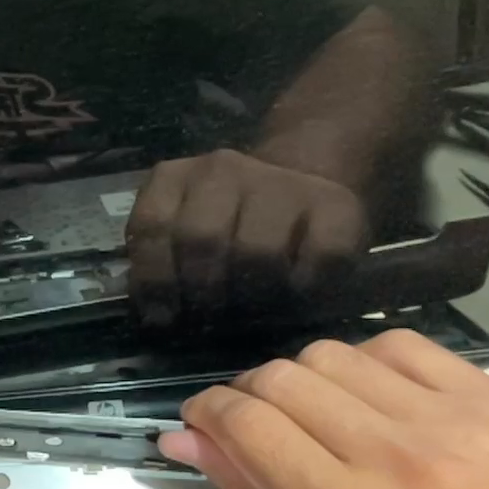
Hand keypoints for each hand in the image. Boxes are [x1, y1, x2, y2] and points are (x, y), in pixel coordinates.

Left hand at [126, 148, 367, 326]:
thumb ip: (160, 262)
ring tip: (249, 312)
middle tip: (210, 317)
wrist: (299, 180)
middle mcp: (221, 171)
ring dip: (252, 295)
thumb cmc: (225, 223)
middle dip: (203, 290)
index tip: (163, 317)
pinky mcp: (336, 203)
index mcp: (173, 178)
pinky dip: (305, 288)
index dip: (155, 279)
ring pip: (258, 251)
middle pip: (203, 239)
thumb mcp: (177, 232)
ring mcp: (279, 182)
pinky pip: (320, 257)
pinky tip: (294, 297)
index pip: (152, 227)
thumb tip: (156, 317)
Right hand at [159, 331, 488, 488]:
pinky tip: (373, 399)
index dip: (205, 412)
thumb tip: (180, 437)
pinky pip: (397, 345)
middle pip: (277, 378)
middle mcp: (402, 461)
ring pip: (327, 354)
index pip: (243, 423)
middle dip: (247, 396)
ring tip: (320, 416)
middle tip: (258, 425)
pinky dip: (365, 365)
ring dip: (303, 381)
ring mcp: (459, 424)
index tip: (201, 421)